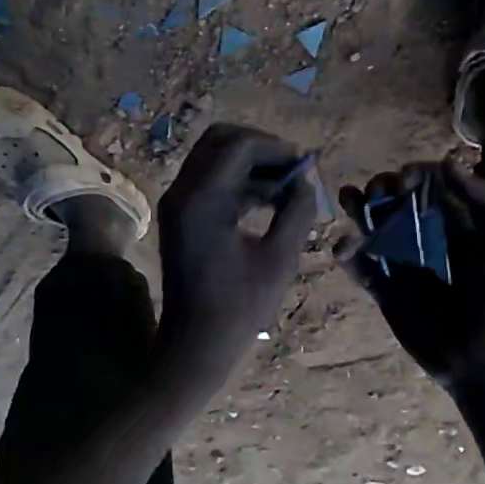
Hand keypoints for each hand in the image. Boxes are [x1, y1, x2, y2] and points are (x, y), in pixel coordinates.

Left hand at [155, 124, 318, 382]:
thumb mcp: (279, 258)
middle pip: (220, 140)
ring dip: (250, 165)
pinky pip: (209, 180)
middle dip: (259, 148)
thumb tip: (307, 180)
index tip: (304, 166)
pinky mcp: (179, 214)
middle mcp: (182, 191)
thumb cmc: (239, 306)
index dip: (276, 149)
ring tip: (287, 189)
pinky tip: (268, 203)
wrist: (194, 343)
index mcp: (202, 199)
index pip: (239, 146)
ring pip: (213, 158)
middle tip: (291, 169)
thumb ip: (297, 211)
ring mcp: (176, 202)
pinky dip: (237, 182)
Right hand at [337, 161, 484, 383]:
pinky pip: (359, 266)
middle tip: (381, 194)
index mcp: (457, 225)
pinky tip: (344, 247)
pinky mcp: (385, 289)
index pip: (430, 186)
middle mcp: (426, 238)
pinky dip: (347, 253)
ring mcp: (403, 263)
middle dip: (383, 187)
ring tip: (350, 200)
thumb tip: (449, 162)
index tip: (406, 178)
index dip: (415, 174)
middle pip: (395, 200)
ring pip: (372, 226)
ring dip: (357, 207)